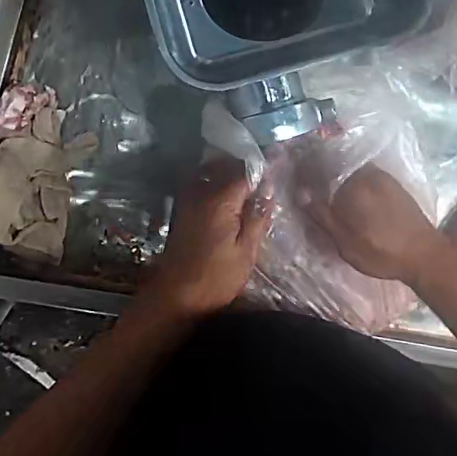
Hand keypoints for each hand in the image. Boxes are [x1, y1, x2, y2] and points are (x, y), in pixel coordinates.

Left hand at [144, 157, 274, 315]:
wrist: (174, 299)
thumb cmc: (215, 279)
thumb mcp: (246, 252)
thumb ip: (258, 218)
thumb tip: (269, 192)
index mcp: (220, 201)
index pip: (246, 171)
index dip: (265, 164)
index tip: (282, 156)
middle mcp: (202, 194)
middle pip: (226, 166)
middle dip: (247, 162)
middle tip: (271, 162)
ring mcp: (189, 202)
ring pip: (212, 173)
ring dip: (231, 168)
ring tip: (253, 174)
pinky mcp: (184, 212)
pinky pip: (203, 185)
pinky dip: (218, 181)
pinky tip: (233, 191)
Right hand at [302, 165, 444, 284]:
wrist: (424, 253)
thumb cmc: (382, 253)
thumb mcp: (346, 243)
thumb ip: (322, 216)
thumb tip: (301, 192)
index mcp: (352, 186)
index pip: (320, 168)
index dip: (305, 170)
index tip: (296, 178)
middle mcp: (367, 174)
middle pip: (336, 164)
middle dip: (320, 169)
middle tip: (309, 184)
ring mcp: (382, 176)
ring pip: (351, 167)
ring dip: (337, 173)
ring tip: (327, 188)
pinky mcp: (393, 182)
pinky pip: (365, 172)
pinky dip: (354, 177)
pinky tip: (350, 192)